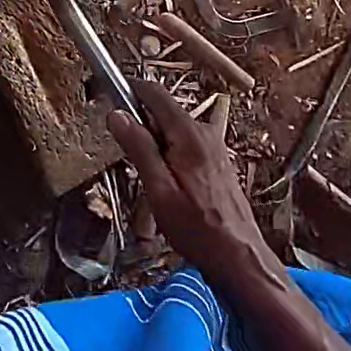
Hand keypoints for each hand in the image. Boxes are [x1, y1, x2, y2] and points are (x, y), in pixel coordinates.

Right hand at [108, 81, 281, 287]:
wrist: (241, 260)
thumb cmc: (198, 230)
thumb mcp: (159, 190)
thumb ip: (139, 148)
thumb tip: (117, 114)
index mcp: (188, 134)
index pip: (153, 92)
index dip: (128, 90)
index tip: (108, 99)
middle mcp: (204, 132)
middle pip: (162, 110)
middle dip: (140, 123)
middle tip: (127, 155)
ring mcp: (213, 145)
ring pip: (171, 128)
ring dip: (154, 142)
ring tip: (149, 178)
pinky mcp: (217, 159)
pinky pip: (184, 142)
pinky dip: (169, 152)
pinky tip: (168, 183)